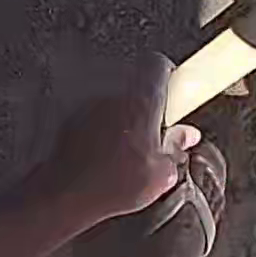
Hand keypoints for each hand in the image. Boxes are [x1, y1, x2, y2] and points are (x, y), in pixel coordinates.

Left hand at [39, 55, 198, 222]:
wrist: (68, 192)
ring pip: (114, 98)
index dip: (167, 73)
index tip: (174, 89)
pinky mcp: (73, 115)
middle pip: (135, 82)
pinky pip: (95, 111)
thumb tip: (186, 135)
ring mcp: (90, 103)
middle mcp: (114, 95)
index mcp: (141, 103)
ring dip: (123, 112)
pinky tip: (105, 150)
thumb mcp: (160, 174)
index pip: (156, 64)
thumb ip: (176, 147)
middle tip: (153, 127)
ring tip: (127, 144)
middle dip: (145, 101)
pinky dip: (102, 123)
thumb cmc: (114, 185)